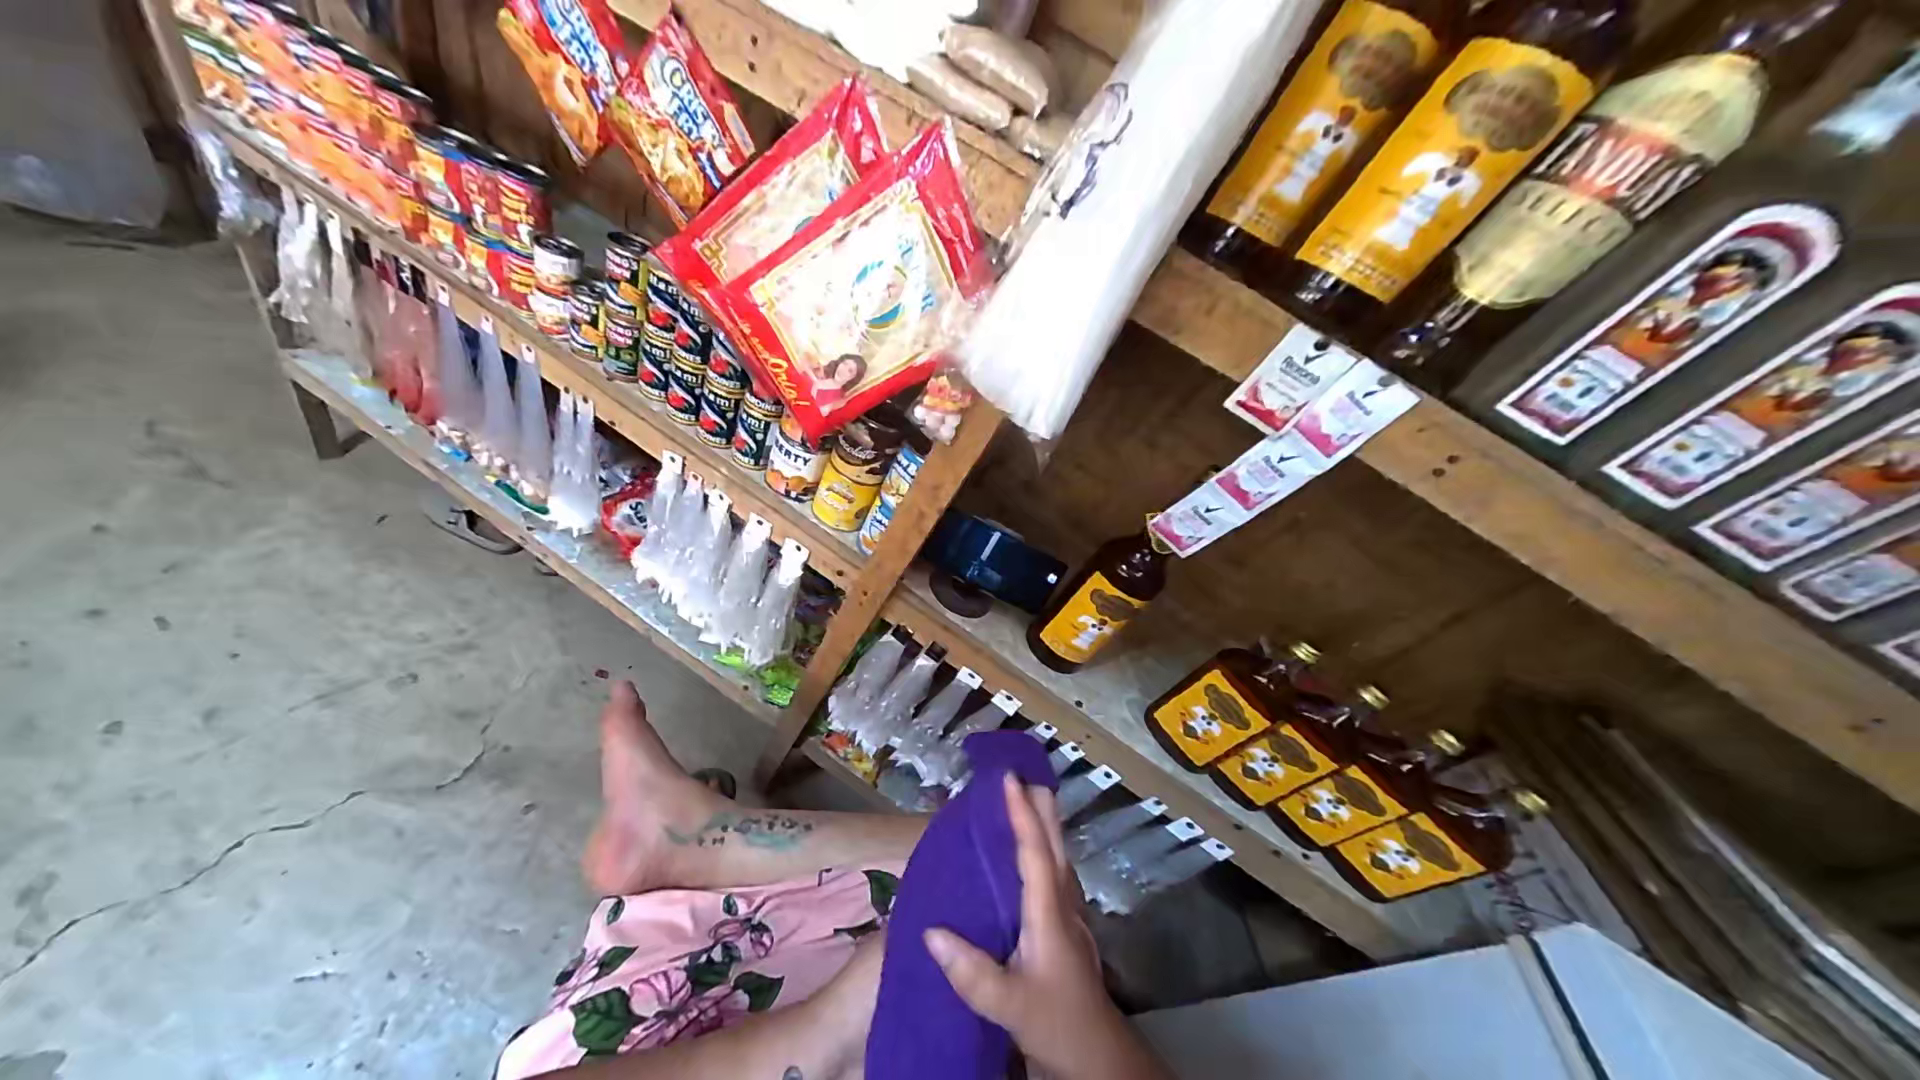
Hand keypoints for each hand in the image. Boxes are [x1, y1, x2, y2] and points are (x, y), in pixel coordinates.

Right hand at [923, 774, 1169, 1079]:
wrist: (1098, 1055)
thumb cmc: (1056, 1022)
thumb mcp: (1010, 1005)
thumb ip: (972, 972)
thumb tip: (930, 931)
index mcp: (1048, 913)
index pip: (1034, 853)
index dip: (1021, 814)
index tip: (1008, 779)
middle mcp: (1061, 903)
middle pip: (1052, 843)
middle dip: (1040, 805)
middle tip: (1023, 770)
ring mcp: (1067, 913)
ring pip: (1057, 855)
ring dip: (1044, 822)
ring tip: (1028, 796)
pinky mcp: (1064, 925)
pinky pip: (1053, 871)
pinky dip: (1042, 847)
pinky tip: (1030, 850)